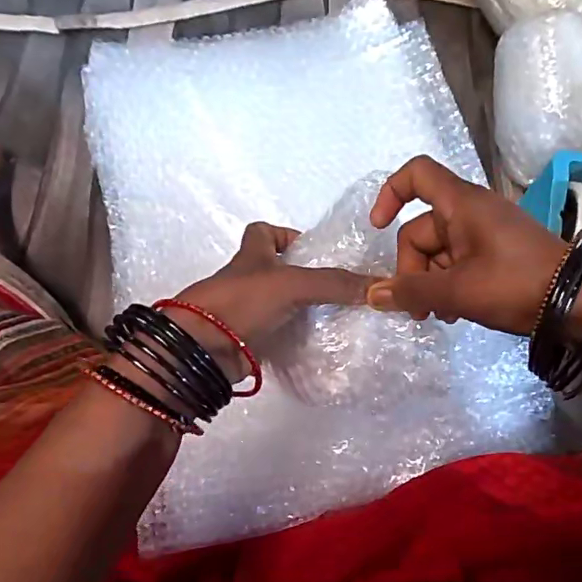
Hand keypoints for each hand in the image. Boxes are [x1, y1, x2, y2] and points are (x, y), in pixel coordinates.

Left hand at [168, 221, 375, 377]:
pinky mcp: (247, 342)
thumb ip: (334, 284)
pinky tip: (318, 346)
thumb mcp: (293, 284)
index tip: (310, 250)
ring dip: (299, 312)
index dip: (284, 235)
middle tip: (334, 290)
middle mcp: (245, 282)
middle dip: (301, 279)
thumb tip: (378, 285)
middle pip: (272, 272)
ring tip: (335, 318)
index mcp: (250, 257)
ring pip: (275, 307)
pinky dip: (293, 341)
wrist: (203, 349)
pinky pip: (275, 337)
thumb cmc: (242, 301)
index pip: (261, 232)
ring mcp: (244, 314)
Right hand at [364, 156, 572, 335]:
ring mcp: (485, 234)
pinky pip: (459, 263)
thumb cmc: (514, 285)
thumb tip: (373, 295)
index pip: (417, 175)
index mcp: (461, 205)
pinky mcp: (497, 254)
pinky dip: (450, 285)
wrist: (575, 303)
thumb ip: (411, 292)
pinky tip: (454, 312)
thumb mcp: (457, 291)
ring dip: (431, 284)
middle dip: (412, 270)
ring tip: (440, 314)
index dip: (390, 194)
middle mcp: (471, 212)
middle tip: (418, 308)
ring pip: (438, 253)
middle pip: (421, 230)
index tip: (377, 227)